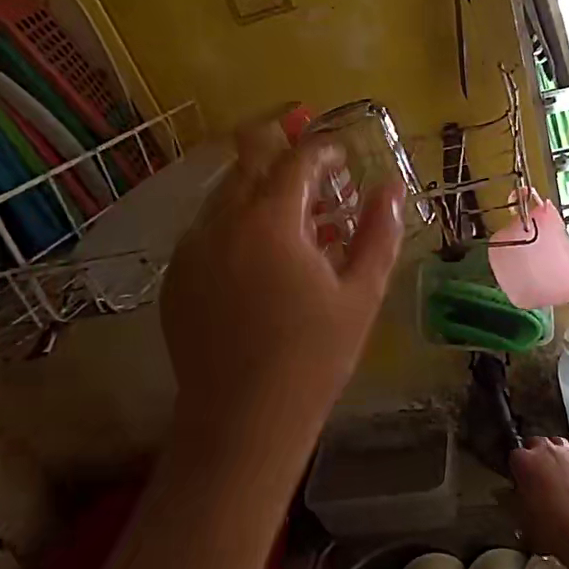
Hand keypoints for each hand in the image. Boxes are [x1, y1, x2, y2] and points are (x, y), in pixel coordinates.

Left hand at [160, 120, 404, 430]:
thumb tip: (392, 186)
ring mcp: (191, 249)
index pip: (297, 159)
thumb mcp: (362, 292)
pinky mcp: (176, 277)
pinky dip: (241, 221)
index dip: (325, 150)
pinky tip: (269, 257)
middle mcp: (221, 223)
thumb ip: (380, 232)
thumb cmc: (314, 356)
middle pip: (249, 158)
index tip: (346, 159)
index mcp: (270, 222)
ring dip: (264, 188)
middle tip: (318, 166)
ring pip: (226, 191)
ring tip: (302, 219)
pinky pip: (209, 227)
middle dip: (284, 146)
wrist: (242, 422)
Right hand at [510, 436, 568, 553]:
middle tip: (538, 473)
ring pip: (557, 441)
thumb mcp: (521, 515)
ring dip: (555, 451)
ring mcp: (567, 450)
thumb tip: (515, 493)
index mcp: (524, 462)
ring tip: (557, 467)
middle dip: (535, 454)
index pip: (515, 455)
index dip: (517, 467)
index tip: (519, 477)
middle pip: (536, 442)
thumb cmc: (548, 526)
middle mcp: (545, 449)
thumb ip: (516, 496)